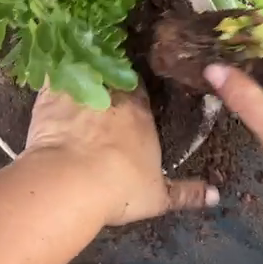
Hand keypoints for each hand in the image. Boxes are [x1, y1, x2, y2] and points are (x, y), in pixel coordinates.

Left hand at [22, 87, 218, 225]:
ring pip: (84, 67)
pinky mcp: (52, 91)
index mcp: (140, 112)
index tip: (128, 93)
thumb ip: (186, 193)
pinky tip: (47, 69)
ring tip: (75, 72)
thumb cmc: (120, 188)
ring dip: (81, 69)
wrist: (74, 179)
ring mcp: (82, 88)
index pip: (140, 90)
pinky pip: (52, 69)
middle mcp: (113, 93)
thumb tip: (215, 195)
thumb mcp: (158, 196)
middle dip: (108, 77)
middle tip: (99, 82)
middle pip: (113, 75)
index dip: (133, 91)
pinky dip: (51, 69)